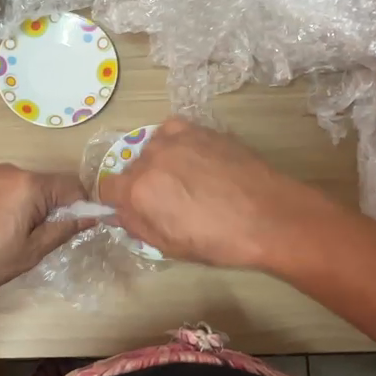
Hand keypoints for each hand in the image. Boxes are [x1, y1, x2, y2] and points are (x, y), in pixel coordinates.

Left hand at [0, 165, 91, 305]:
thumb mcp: (32, 250)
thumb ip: (63, 229)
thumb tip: (90, 217)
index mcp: (29, 184)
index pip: (72, 186)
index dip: (83, 207)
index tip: (82, 228)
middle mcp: (11, 171)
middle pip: (48, 185)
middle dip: (55, 208)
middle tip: (46, 240)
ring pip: (27, 187)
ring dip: (33, 208)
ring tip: (18, 240)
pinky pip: (7, 189)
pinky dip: (14, 206)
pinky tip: (0, 232)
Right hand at [96, 118, 339, 269]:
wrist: (269, 216)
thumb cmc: (219, 241)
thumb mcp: (169, 246)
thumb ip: (136, 225)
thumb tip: (117, 213)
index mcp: (138, 191)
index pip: (106, 188)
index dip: (116, 201)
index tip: (132, 208)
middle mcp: (150, 159)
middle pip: (130, 169)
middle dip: (141, 184)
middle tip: (169, 201)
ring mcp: (176, 139)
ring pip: (151, 149)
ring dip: (160, 163)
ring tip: (187, 180)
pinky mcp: (199, 129)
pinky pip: (172, 132)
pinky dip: (175, 143)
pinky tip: (193, 159)